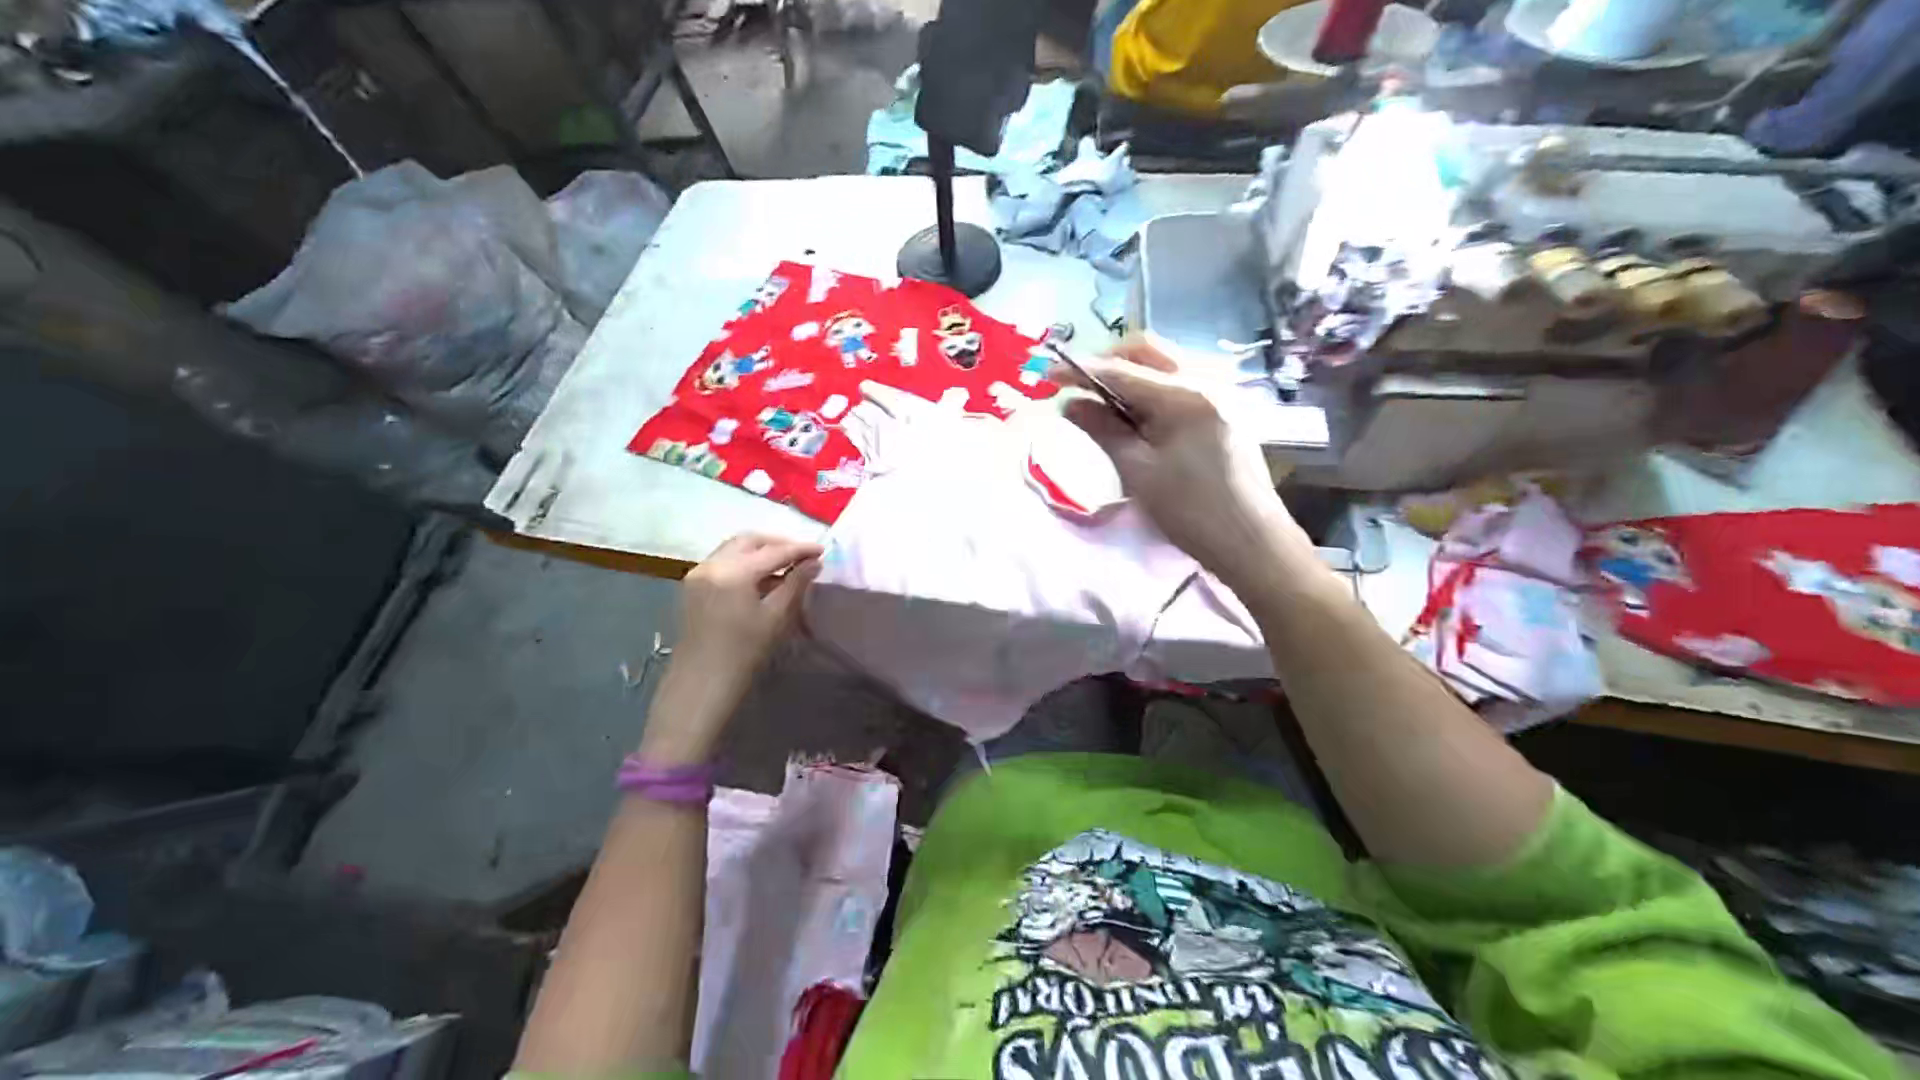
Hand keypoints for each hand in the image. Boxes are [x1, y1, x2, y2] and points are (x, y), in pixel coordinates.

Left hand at [638, 534, 822, 764]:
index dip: (801, 548)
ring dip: (760, 550)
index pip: (774, 551)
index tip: (823, 550)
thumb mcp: (776, 618)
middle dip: (778, 543)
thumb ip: (795, 584)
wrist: (701, 683)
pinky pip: (723, 561)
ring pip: (734, 548)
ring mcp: (698, 573)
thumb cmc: (744, 653)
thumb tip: (813, 563)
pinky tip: (761, 577)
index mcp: (733, 571)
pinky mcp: (693, 585)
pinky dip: (744, 561)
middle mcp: (712, 564)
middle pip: (750, 540)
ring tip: (785, 564)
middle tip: (803, 554)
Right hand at [1058, 337, 1312, 588]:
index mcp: (1185, 395)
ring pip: (1165, 365)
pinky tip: (1136, 417)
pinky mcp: (1224, 411)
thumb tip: (1069, 403)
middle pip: (1149, 352)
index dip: (1081, 370)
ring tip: (1103, 404)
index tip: (1048, 376)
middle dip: (1109, 362)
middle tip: (1078, 386)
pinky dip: (1151, 391)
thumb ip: (1103, 430)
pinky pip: (1180, 384)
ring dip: (1130, 375)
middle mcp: (1207, 381)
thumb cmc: (1191, 511)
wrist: (1253, 542)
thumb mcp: (1138, 472)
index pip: (1122, 370)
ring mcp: (1220, 394)